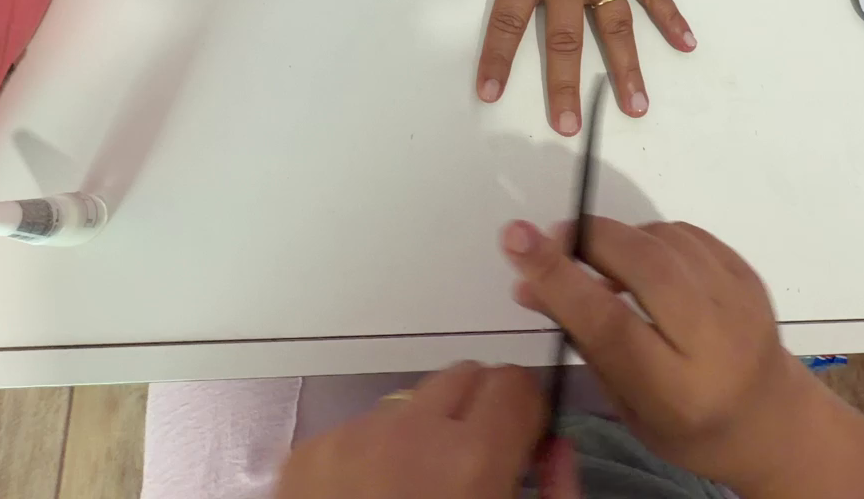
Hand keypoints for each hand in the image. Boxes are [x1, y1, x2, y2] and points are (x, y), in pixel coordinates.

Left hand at [276, 362, 555, 498]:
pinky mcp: (308, 454)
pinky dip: (375, 455)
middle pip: (465, 376)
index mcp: (470, 462)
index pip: (515, 382)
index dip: (527, 411)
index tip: (523, 441)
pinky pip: (362, 427)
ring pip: (413, 400)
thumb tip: (555, 447)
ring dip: (425, 434)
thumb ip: (555, 495)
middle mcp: (409, 432)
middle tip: (474, 469)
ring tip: (416, 495)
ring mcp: (352, 438)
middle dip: (479, 413)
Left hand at [402, 0, 694, 135]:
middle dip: (564, 86)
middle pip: (566, 41)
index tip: (491, 95)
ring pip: (616, 29)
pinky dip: (671, 17)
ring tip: (636, 108)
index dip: (498, 58)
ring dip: (626, 68)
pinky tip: (687, 45)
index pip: (509, 22)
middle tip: (566, 127)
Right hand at [499, 218, 826, 491]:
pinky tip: (643, 260)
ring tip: (604, 261)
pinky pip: (685, 232)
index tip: (518, 238)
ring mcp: (738, 300)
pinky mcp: (747, 273)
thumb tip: (528, 282)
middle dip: (591, 240)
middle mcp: (714, 340)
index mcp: (677, 391)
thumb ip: (581, 338)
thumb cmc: (685, 423)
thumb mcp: (625, 399)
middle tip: (558, 238)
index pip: (608, 322)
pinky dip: (652, 236)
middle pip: (644, 265)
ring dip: (621, 237)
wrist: (769, 418)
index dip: (558, 277)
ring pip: (663, 239)